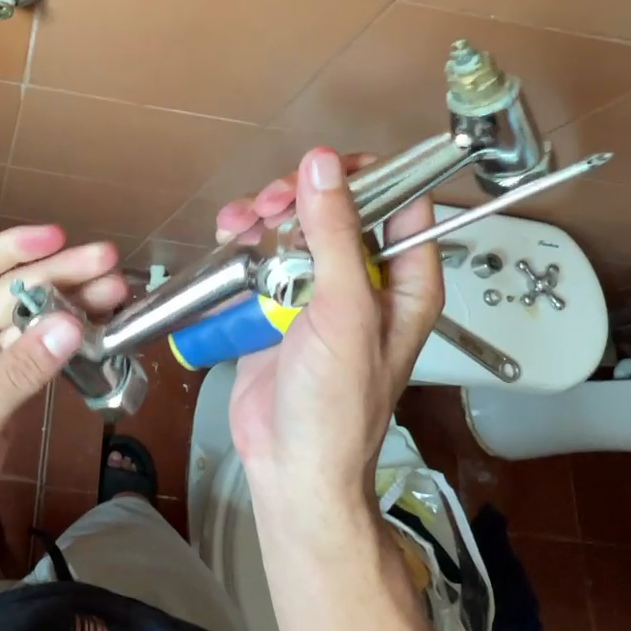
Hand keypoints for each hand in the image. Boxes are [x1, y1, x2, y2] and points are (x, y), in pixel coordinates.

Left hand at [0, 225, 125, 576]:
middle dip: (58, 274)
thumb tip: (72, 324)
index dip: (13, 246)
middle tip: (109, 263)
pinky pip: (39, 359)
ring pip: (31, 323)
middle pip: (11, 292)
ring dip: (71, 306)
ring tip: (117, 293)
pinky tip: (100, 335)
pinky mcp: (4, 398)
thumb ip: (18, 374)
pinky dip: (68, 346)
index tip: (59, 236)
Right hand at [226, 148, 443, 514]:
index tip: (324, 166)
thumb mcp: (343, 312)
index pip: (401, 202)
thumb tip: (323, 166)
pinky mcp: (276, 301)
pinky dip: (244, 238)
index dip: (369, 175)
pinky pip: (263, 252)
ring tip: (240, 222)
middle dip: (300, 195)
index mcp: (402, 280)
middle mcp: (362, 278)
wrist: (290, 464)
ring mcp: (316, 289)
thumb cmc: (335, 403)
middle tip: (272, 202)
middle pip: (336, 206)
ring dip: (264, 213)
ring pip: (294, 225)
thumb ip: (334, 234)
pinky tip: (228, 237)